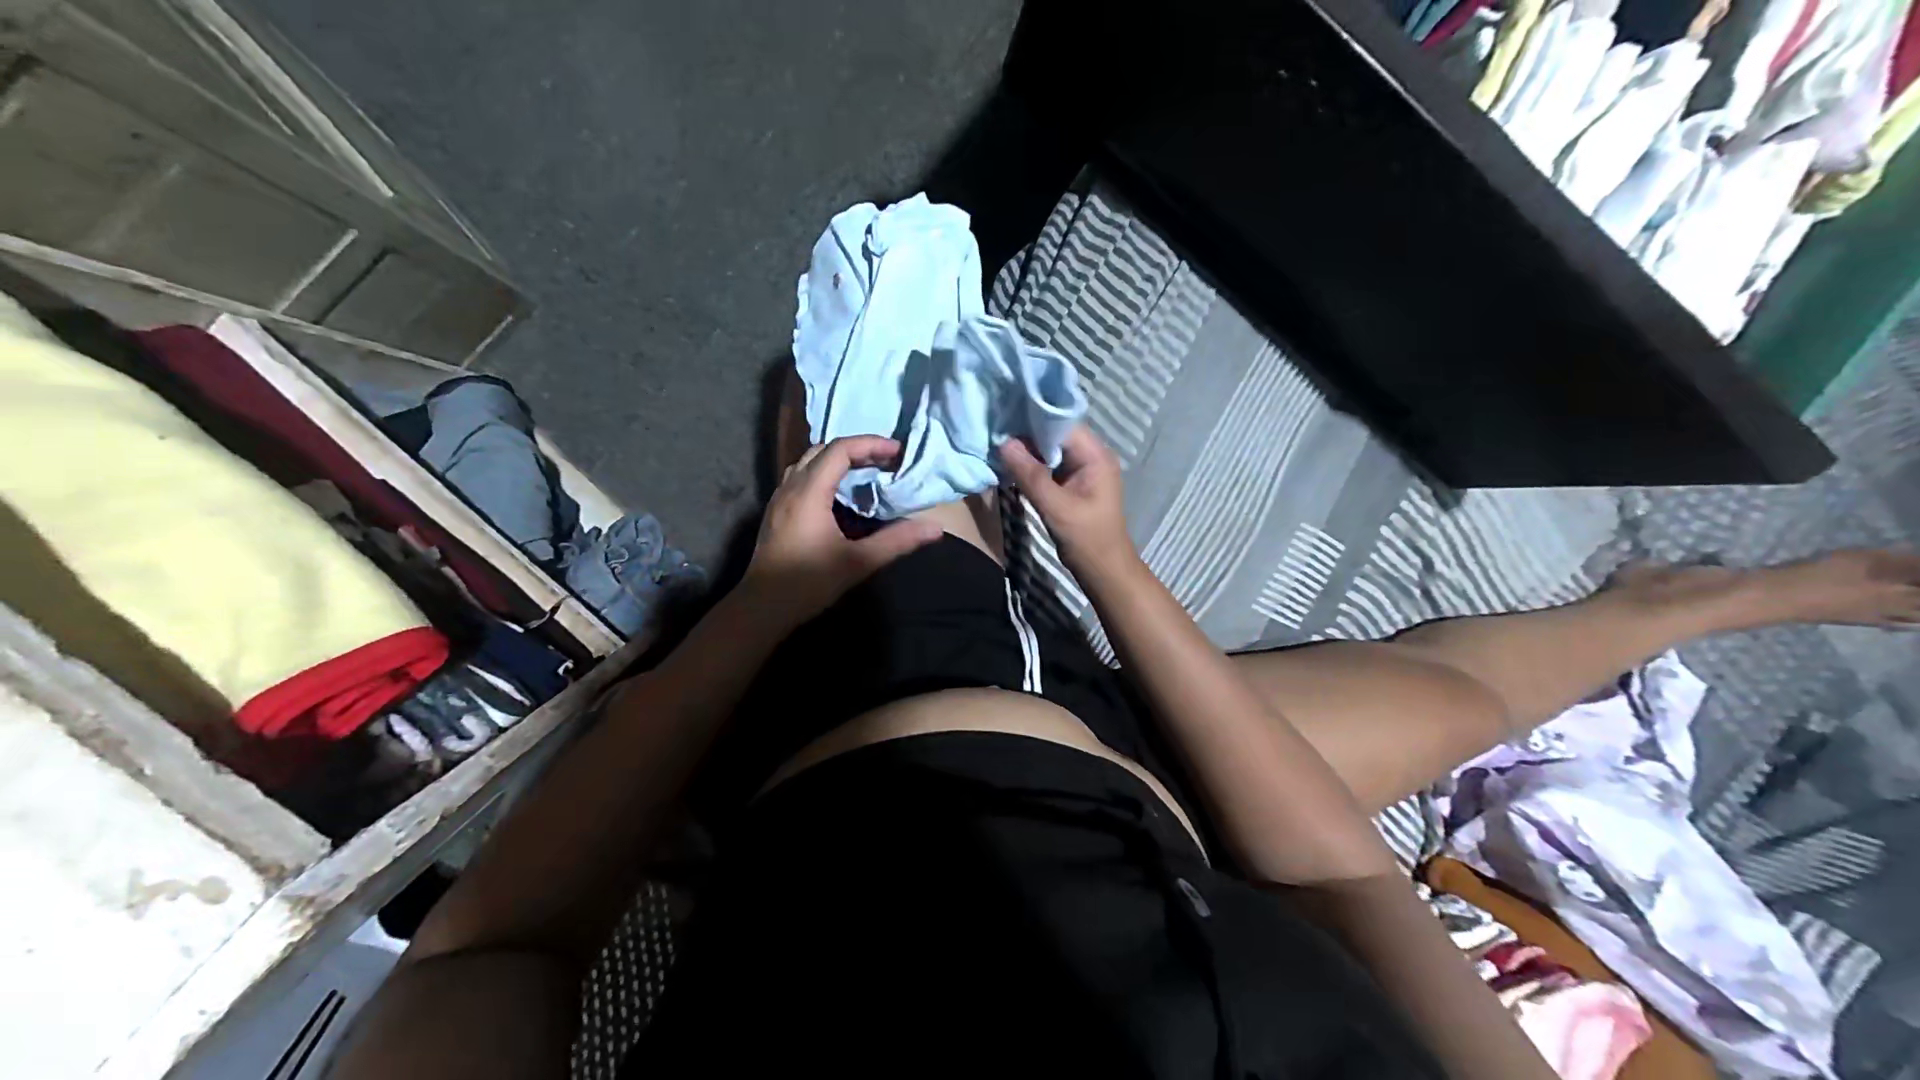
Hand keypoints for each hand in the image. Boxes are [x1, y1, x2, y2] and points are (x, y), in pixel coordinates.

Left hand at [742, 436, 943, 623]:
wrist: (762, 607)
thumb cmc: (809, 582)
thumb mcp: (858, 562)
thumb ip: (897, 541)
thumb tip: (935, 528)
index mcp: (809, 492)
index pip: (840, 449)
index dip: (870, 445)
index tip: (896, 452)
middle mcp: (791, 487)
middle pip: (823, 450)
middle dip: (857, 449)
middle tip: (885, 461)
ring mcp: (779, 499)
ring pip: (808, 463)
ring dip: (838, 461)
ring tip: (866, 473)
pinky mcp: (776, 513)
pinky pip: (801, 478)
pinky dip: (825, 475)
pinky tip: (840, 496)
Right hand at [998, 425, 1134, 573]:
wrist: (1103, 570)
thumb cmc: (1087, 539)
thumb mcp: (1056, 508)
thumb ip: (1030, 475)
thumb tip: (1004, 443)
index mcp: (1095, 456)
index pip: (1062, 424)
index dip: (1033, 419)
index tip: (1004, 417)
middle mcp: (1091, 456)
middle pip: (1055, 433)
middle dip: (1026, 433)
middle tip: (995, 430)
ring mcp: (1081, 469)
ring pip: (1049, 449)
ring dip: (1027, 449)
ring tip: (998, 444)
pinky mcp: (1071, 482)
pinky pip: (1049, 464)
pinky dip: (1031, 464)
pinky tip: (1010, 464)